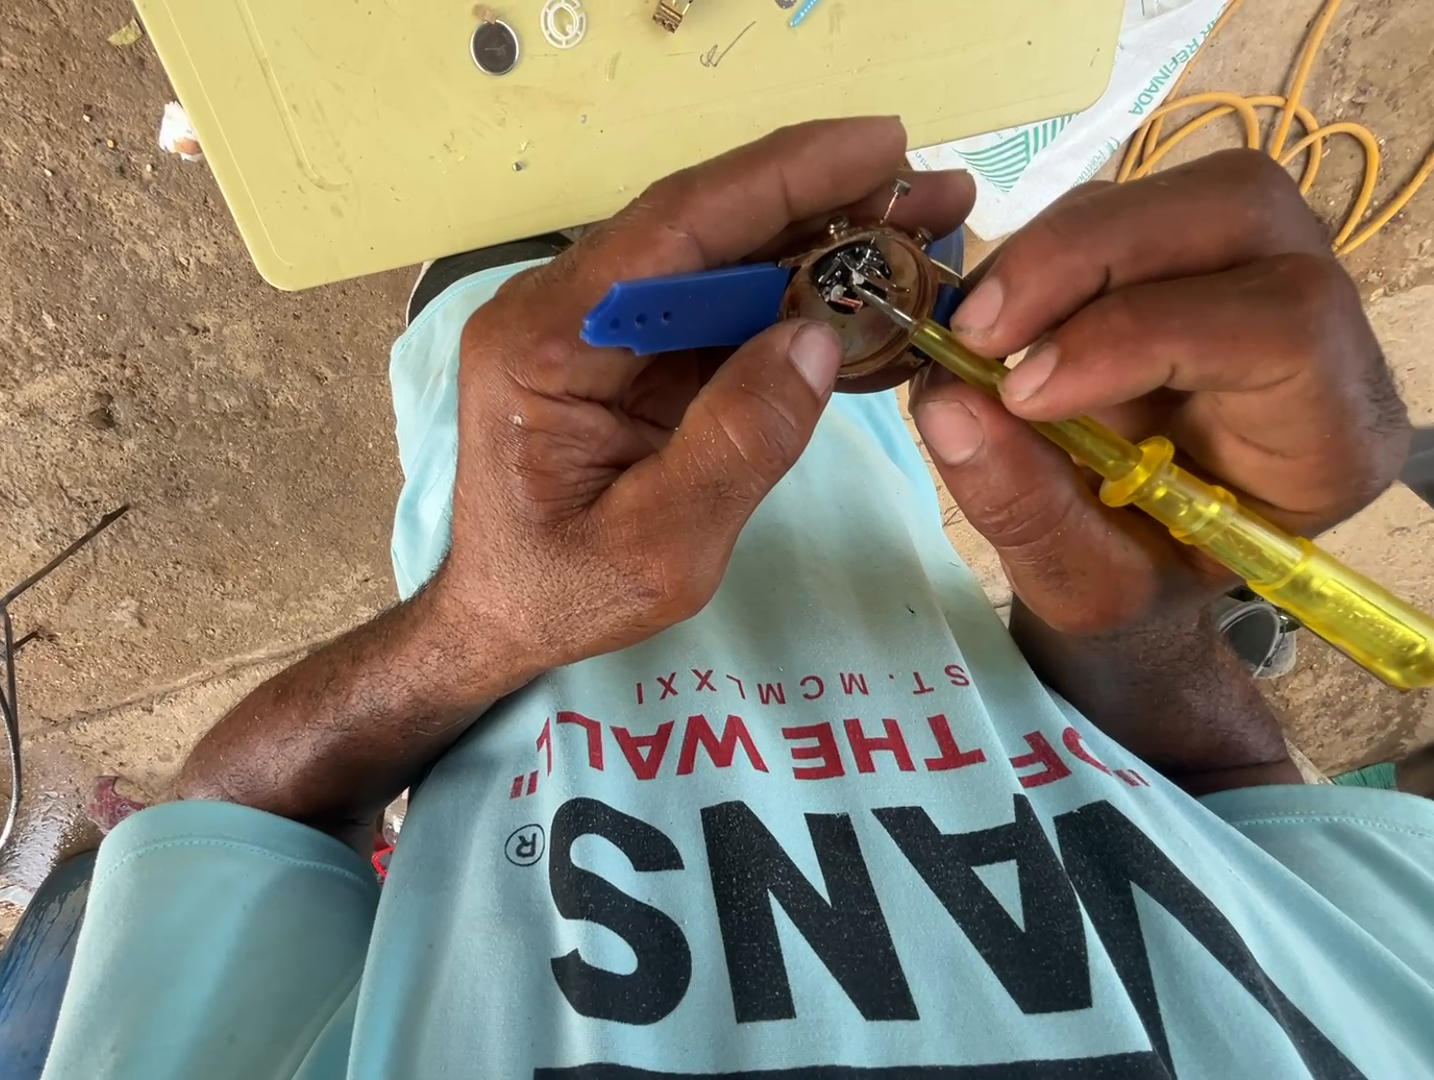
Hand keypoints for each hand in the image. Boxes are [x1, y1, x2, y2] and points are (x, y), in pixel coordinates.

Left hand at [429, 118, 974, 673]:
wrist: (503, 614)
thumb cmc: (562, 593)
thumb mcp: (658, 547)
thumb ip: (735, 446)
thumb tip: (816, 339)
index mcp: (542, 346)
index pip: (670, 233)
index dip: (781, 180)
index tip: (883, 145)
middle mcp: (556, 315)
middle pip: (698, 233)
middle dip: (819, 207)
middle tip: (930, 193)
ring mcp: (588, 333)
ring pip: (712, 267)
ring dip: (812, 250)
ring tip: (915, 238)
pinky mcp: (619, 359)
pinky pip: (710, 316)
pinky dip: (784, 307)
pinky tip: (854, 302)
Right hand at [911, 149, 1410, 636]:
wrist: (1132, 559)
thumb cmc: (1127, 584)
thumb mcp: (1078, 584)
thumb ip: (1023, 506)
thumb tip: (945, 400)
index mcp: (1323, 439)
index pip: (1282, 327)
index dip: (1136, 336)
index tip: (1019, 395)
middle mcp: (1314, 335)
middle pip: (1236, 211)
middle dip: (1083, 256)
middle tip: (973, 332)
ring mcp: (1249, 285)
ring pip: (1176, 196)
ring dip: (1050, 250)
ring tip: (970, 331)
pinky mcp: (1179, 271)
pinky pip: (1117, 214)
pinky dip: (1032, 257)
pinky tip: (988, 322)